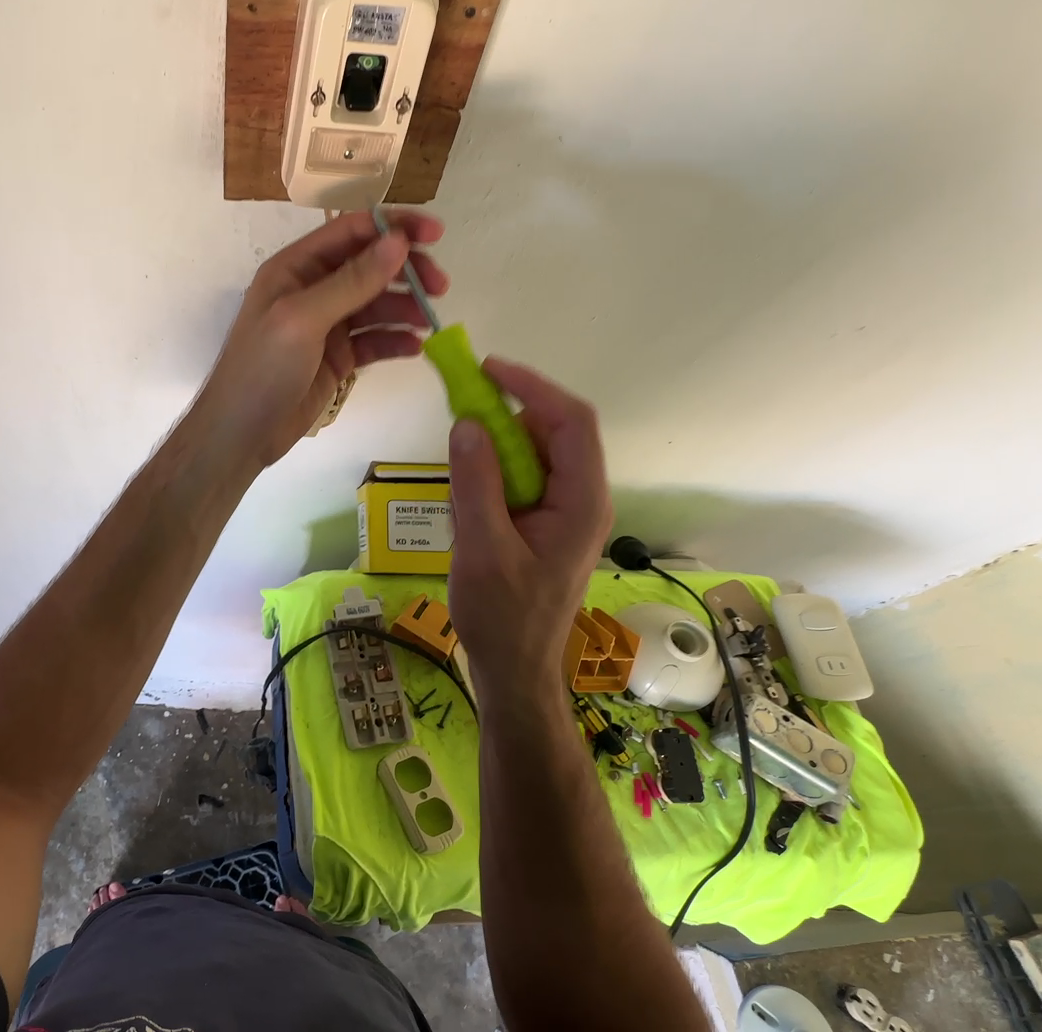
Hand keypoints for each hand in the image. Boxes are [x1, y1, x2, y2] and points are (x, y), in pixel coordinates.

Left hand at [190, 210, 447, 469]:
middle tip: (441, 287)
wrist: (241, 434)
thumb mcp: (303, 319)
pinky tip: (414, 348)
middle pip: (369, 266)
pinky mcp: (336, 358)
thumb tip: (398, 242)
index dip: (394, 228)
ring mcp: (325, 325)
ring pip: (376, 305)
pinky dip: (394, 340)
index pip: (351, 232)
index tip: (435, 236)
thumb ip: (351, 281)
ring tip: (430, 322)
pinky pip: (373, 340)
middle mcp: (311, 290)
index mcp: (294, 268)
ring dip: (405, 308)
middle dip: (406, 272)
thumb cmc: (261, 370)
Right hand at [446, 358, 612, 706]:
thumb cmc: (503, 617)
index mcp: (581, 502)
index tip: (486, 369)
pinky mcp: (544, 527)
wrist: (514, 671)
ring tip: (459, 470)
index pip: (570, 422)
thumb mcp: (482, 549)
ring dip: (495, 450)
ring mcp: (564, 514)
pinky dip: (491, 479)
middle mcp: (581, 500)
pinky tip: (467, 505)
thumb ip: (476, 485)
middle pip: (552, 434)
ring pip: (533, 457)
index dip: (532, 387)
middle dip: (507, 415)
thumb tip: (468, 424)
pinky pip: (521, 484)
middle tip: (459, 409)